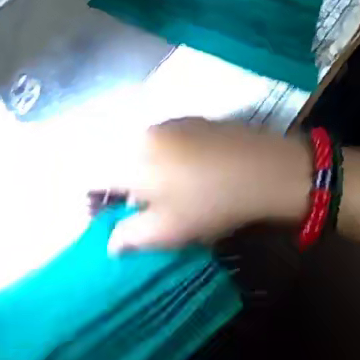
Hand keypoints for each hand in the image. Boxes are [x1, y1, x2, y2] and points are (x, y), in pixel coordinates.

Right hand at [104, 118, 311, 254]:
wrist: (266, 168)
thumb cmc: (210, 202)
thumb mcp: (164, 232)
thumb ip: (127, 236)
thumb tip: (111, 238)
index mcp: (131, 156)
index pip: (92, 177)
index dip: (95, 204)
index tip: (111, 224)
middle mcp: (148, 131)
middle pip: (119, 162)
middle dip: (124, 190)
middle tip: (145, 216)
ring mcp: (176, 122)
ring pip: (146, 152)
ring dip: (149, 176)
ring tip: (173, 200)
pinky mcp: (200, 121)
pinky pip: (171, 143)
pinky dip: (172, 161)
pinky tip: (194, 181)